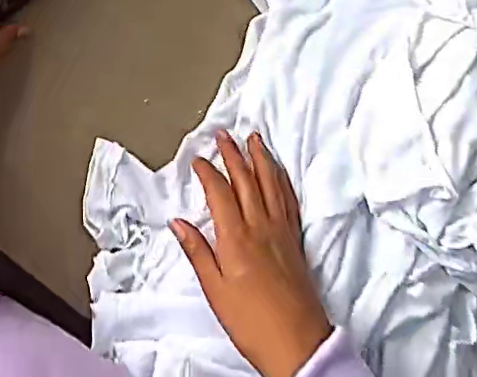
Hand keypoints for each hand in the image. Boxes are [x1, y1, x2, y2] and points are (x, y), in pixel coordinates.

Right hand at [172, 131, 333, 376]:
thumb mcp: (215, 292)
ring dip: (260, 157)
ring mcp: (280, 228)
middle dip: (232, 154)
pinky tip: (278, 170)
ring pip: (270, 182)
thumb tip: (179, 223)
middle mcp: (260, 225)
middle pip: (245, 179)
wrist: (297, 342)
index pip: (219, 192)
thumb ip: (197, 253)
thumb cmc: (252, 322)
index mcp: (236, 237)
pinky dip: (281, 179)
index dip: (207, 172)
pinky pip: (288, 198)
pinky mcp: (295, 237)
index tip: (198, 159)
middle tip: (223, 134)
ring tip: (253, 138)